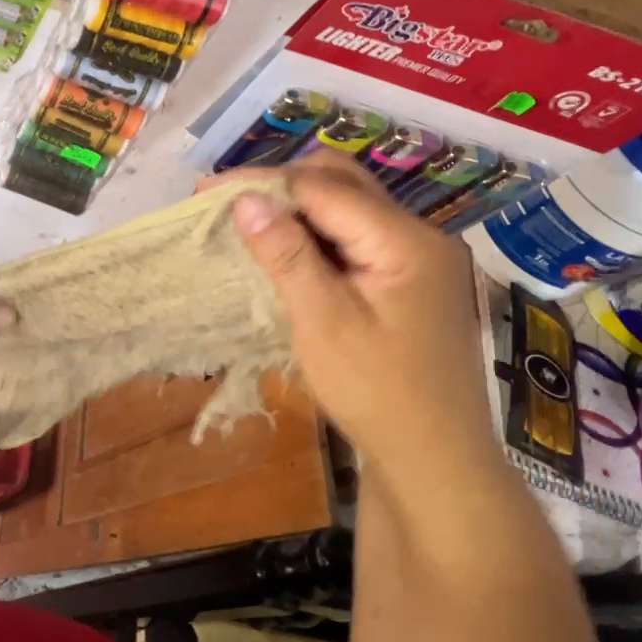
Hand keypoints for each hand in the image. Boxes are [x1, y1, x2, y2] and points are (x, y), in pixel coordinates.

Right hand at [209, 152, 496, 474]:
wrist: (435, 459)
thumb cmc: (376, 393)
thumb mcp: (322, 322)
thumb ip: (286, 254)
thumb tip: (245, 198)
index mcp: (404, 240)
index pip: (321, 187)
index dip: (261, 183)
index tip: (205, 192)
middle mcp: (418, 234)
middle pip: (340, 181)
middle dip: (278, 184)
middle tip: (222, 204)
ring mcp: (417, 254)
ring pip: (347, 203)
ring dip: (295, 206)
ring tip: (245, 221)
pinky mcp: (408, 275)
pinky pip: (355, 232)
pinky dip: (315, 231)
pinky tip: (283, 247)